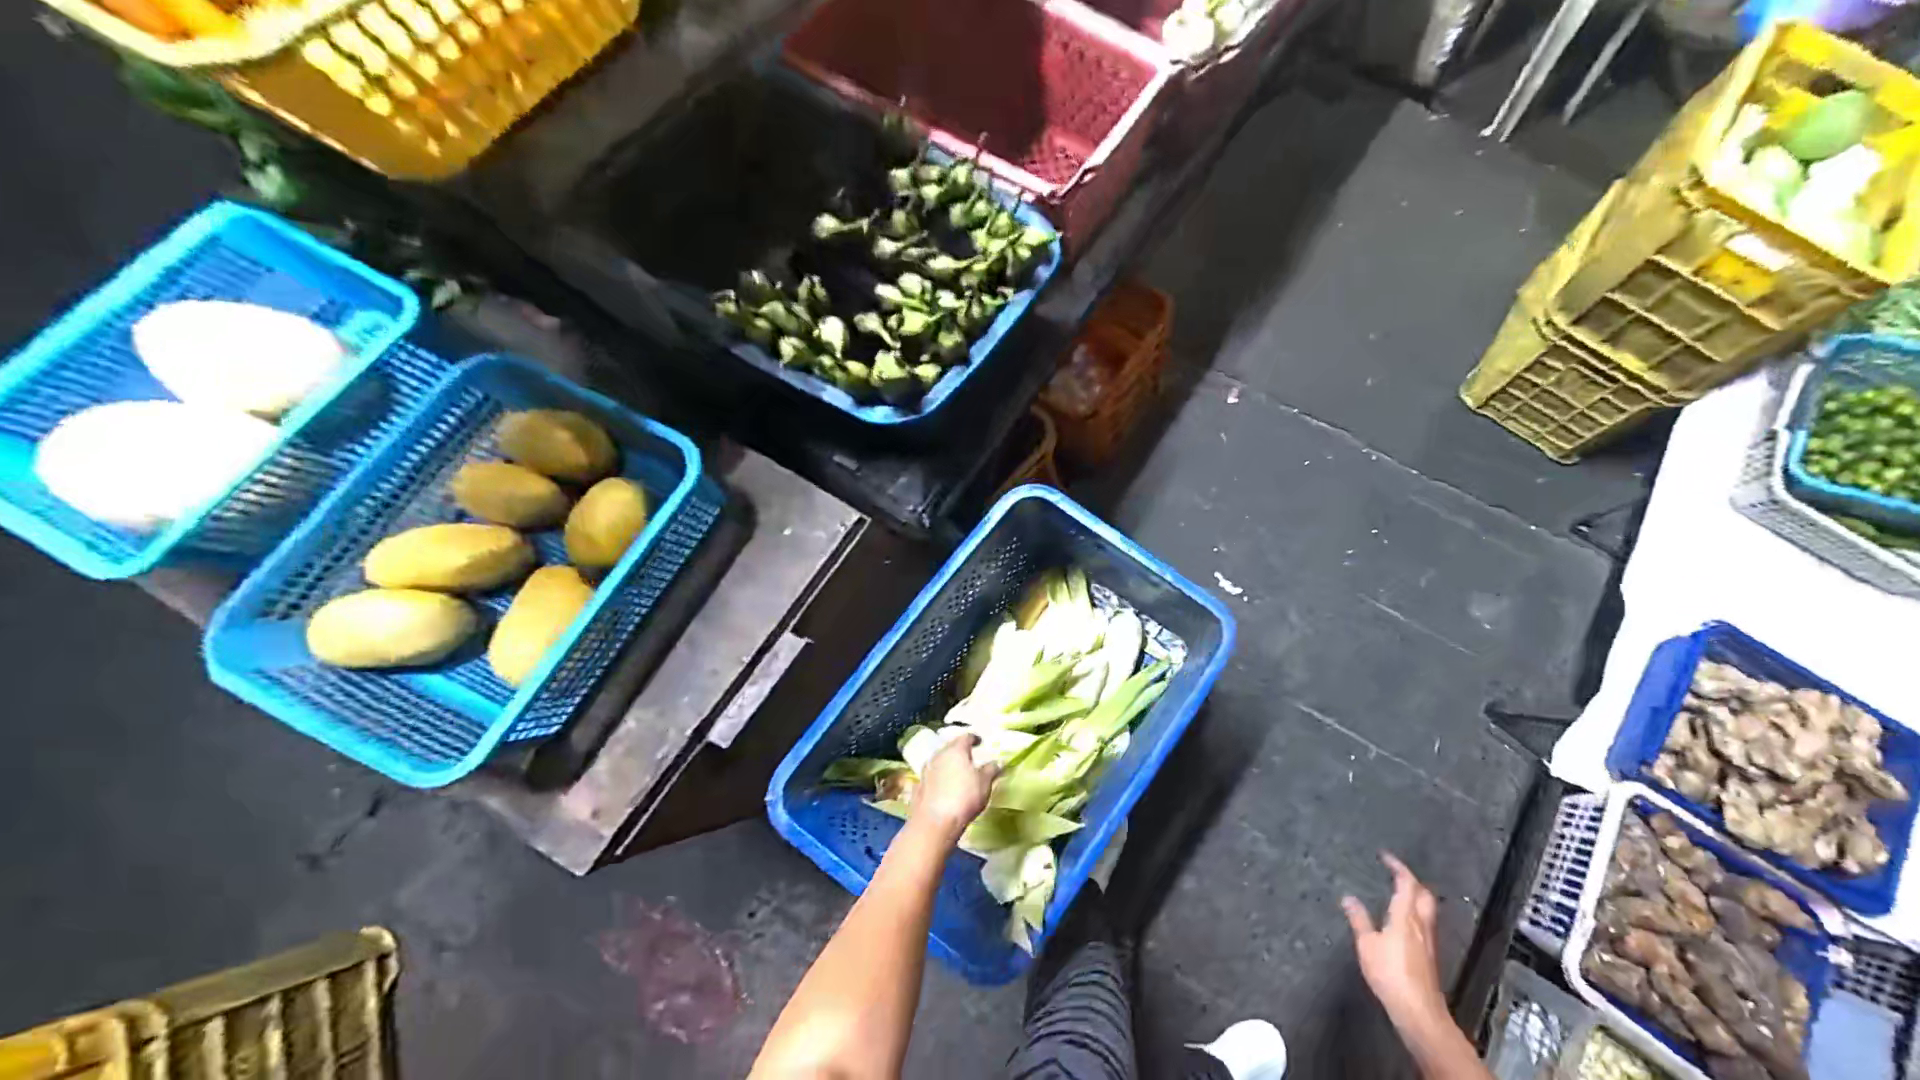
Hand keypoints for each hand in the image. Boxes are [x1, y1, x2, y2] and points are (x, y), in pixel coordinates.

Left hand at [911, 733, 999, 835]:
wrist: (935, 822)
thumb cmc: (964, 797)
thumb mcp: (985, 783)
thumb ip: (991, 770)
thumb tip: (997, 762)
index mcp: (956, 750)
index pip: (966, 737)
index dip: (974, 739)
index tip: (980, 742)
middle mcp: (938, 755)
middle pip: (950, 748)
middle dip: (959, 751)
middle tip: (969, 757)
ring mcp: (926, 770)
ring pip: (939, 761)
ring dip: (947, 765)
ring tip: (957, 773)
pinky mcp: (919, 787)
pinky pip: (931, 777)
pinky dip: (938, 778)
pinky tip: (942, 787)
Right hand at [1341, 851, 1446, 1028]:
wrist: (1418, 1009)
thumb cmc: (1389, 972)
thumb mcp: (1366, 944)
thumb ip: (1359, 919)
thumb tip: (1348, 897)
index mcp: (1405, 916)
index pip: (1407, 884)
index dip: (1398, 868)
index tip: (1386, 857)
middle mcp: (1421, 924)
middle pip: (1424, 895)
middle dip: (1412, 881)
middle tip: (1396, 873)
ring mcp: (1428, 941)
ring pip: (1427, 910)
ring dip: (1416, 896)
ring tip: (1400, 892)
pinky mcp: (1429, 955)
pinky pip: (1424, 923)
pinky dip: (1415, 912)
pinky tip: (1403, 921)